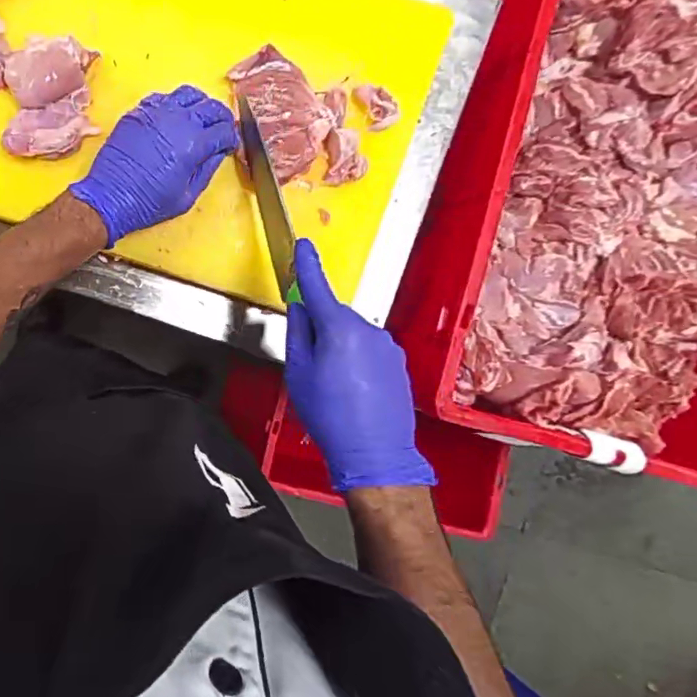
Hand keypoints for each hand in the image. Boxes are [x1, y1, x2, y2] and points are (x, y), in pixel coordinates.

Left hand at [68, 85, 238, 245]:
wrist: (108, 199)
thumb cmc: (147, 204)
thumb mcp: (186, 197)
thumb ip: (206, 171)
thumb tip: (217, 152)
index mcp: (194, 144)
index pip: (224, 129)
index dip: (231, 138)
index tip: (228, 145)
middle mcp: (177, 121)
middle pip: (211, 106)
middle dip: (221, 118)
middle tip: (219, 130)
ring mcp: (156, 113)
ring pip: (188, 94)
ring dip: (198, 104)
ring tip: (198, 118)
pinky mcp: (137, 113)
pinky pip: (162, 98)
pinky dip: (173, 104)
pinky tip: (172, 118)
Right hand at [285, 239, 434, 491]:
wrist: (375, 452)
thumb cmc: (328, 413)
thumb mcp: (298, 374)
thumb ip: (298, 335)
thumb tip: (300, 309)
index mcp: (340, 329)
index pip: (318, 289)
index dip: (307, 267)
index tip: (303, 245)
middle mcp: (369, 330)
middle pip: (335, 316)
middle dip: (319, 330)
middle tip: (306, 365)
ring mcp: (388, 346)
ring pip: (352, 335)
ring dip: (337, 349)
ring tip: (329, 385)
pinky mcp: (398, 363)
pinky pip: (368, 351)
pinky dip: (353, 362)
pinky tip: (348, 390)